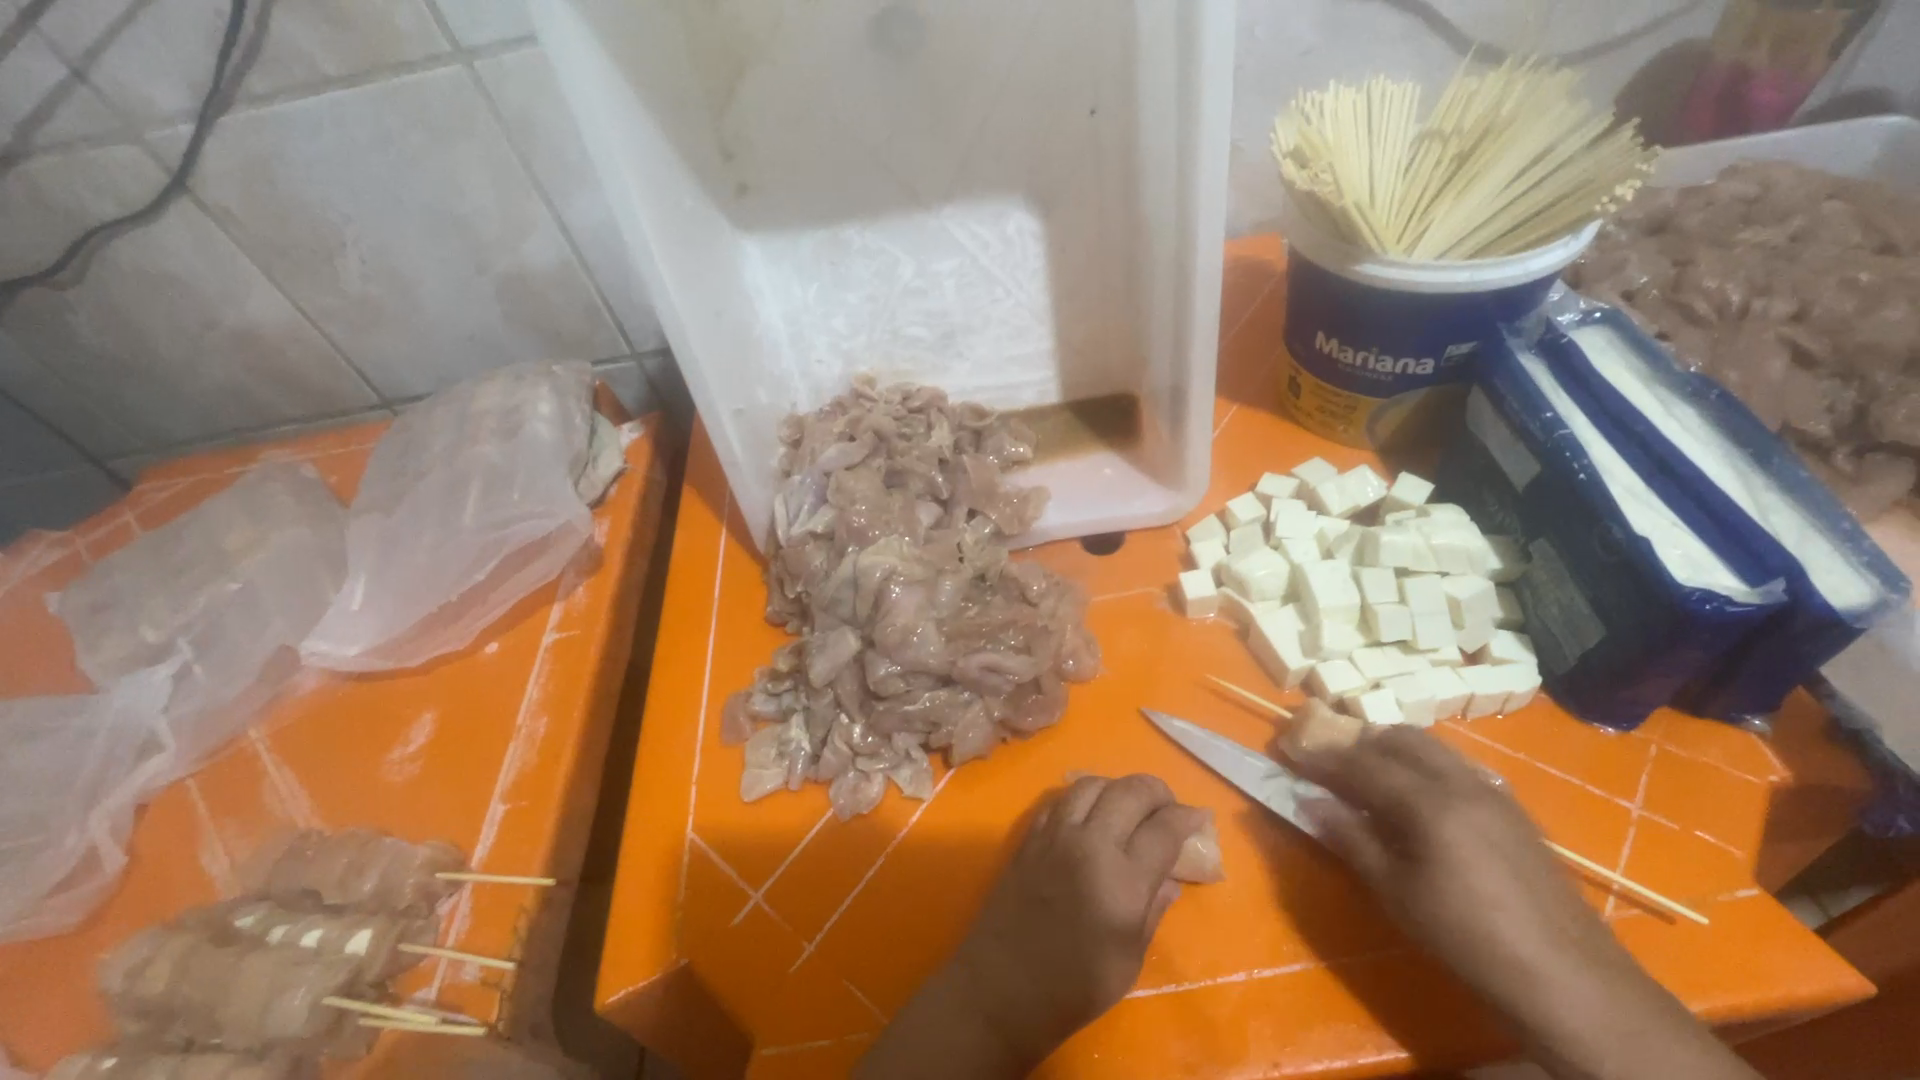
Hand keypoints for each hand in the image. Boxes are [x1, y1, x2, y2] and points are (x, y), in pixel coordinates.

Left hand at [857, 774, 1207, 1077]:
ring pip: (1092, 784)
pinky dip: (1083, 796)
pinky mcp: (1028, 837)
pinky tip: (1089, 815)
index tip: (1199, 819)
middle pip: (1130, 791)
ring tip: (1129, 807)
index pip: (1164, 827)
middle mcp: (1089, 843)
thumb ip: (1153, 908)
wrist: (1001, 988)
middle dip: (1157, 792)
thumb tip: (1170, 877)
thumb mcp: (1130, 958)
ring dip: (1118, 788)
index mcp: (1123, 877)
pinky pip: (1060, 799)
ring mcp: (1054, 835)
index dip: (1187, 818)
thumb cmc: (1075, 986)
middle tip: (1168, 808)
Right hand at [1288, 725, 1635, 1009]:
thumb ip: (1351, 839)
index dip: (1323, 756)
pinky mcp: (1513, 810)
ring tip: (1367, 775)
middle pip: (1401, 739)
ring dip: (1393, 750)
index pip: (1362, 763)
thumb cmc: (1466, 937)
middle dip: (1359, 742)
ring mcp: (1493, 792)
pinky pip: (1457, 767)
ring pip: (1434, 748)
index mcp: (1428, 801)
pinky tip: (1416, 798)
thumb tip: (1310, 801)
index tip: (1291, 752)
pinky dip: (1424, 766)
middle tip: (1328, 759)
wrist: (1565, 974)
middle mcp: (1461, 782)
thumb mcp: (1395, 892)